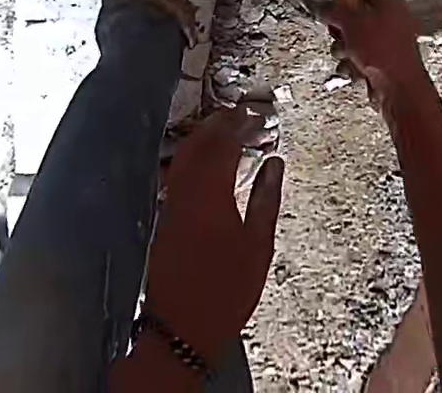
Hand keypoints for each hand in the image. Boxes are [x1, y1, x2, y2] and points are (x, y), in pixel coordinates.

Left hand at [141, 107, 284, 355]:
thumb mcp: (258, 245)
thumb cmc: (226, 289)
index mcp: (211, 193)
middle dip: (220, 123)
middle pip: (201, 143)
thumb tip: (274, 162)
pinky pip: (179, 171)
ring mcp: (172, 203)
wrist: (181, 329)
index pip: (225, 144)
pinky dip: (194, 155)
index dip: (240, 124)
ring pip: (186, 154)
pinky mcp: (166, 216)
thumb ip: (266, 197)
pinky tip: (206, 161)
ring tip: (224, 128)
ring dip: (205, 136)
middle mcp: (187, 191)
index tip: (254, 114)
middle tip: (240, 113)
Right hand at [324, 0, 428, 105]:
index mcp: (389, 3)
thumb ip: (334, 10)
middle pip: (355, 15)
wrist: (397, 88)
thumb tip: (323, 6)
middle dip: (341, 27)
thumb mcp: (350, 22)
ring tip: (346, 54)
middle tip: (338, 32)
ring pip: (354, 39)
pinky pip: (359, 58)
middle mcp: (392, 21)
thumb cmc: (382, 50)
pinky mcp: (383, 63)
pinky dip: (352, 64)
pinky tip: (353, 69)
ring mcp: (388, 43)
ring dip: (344, 49)